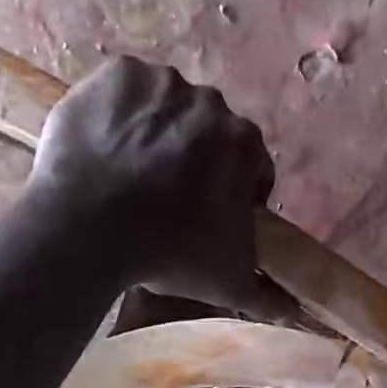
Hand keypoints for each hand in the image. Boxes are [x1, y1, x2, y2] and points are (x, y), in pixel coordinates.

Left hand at [30, 57, 295, 319]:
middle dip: (192, 162)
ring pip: (164, 110)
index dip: (233, 193)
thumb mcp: (225, 282)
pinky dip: (117, 116)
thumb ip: (266, 295)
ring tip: (127, 178)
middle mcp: (211, 102)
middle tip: (164, 202)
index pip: (250, 166)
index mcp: (245, 145)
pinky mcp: (115, 75)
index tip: (208, 218)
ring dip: (154, 136)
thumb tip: (296, 313)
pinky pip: (123, 94)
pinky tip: (104, 150)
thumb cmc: (168, 252)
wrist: (90, 226)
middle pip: (206, 134)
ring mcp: (161, 83)